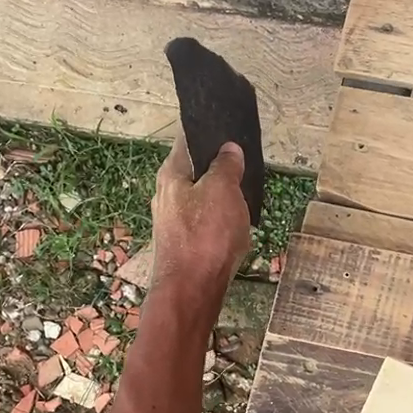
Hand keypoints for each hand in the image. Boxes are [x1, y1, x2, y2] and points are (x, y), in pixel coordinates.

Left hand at [149, 138, 251, 302]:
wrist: (193, 289)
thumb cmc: (207, 235)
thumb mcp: (223, 191)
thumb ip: (226, 167)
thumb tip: (229, 149)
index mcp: (171, 174)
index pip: (188, 140)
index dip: (208, 130)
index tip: (228, 123)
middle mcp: (167, 193)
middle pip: (195, 169)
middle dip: (218, 164)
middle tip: (246, 161)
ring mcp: (173, 219)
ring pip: (201, 195)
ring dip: (221, 193)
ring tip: (245, 192)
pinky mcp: (184, 241)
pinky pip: (205, 218)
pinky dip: (220, 216)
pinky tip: (235, 222)